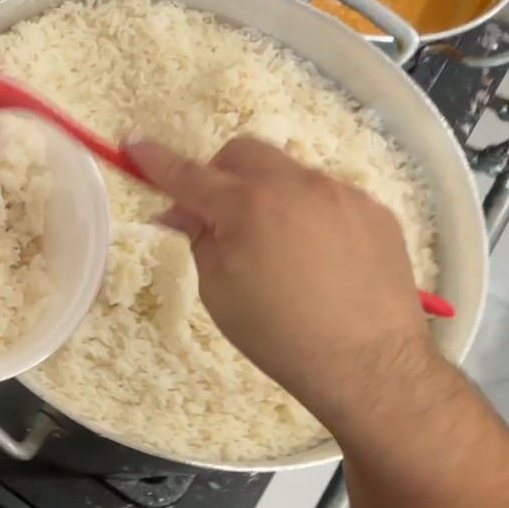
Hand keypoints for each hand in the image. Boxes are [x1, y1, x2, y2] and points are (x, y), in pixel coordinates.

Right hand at [126, 136, 442, 425]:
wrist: (367, 364)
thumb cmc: (275, 333)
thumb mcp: (217, 288)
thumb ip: (199, 237)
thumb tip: (181, 212)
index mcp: (247, 206)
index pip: (187, 174)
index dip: (155, 159)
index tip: (133, 143)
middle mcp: (297, 186)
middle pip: (243, 152)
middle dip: (219, 172)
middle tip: (214, 214)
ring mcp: (342, 194)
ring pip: (287, 173)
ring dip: (266, 194)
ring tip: (274, 246)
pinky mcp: (375, 211)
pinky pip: (327, 196)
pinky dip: (306, 213)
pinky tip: (313, 257)